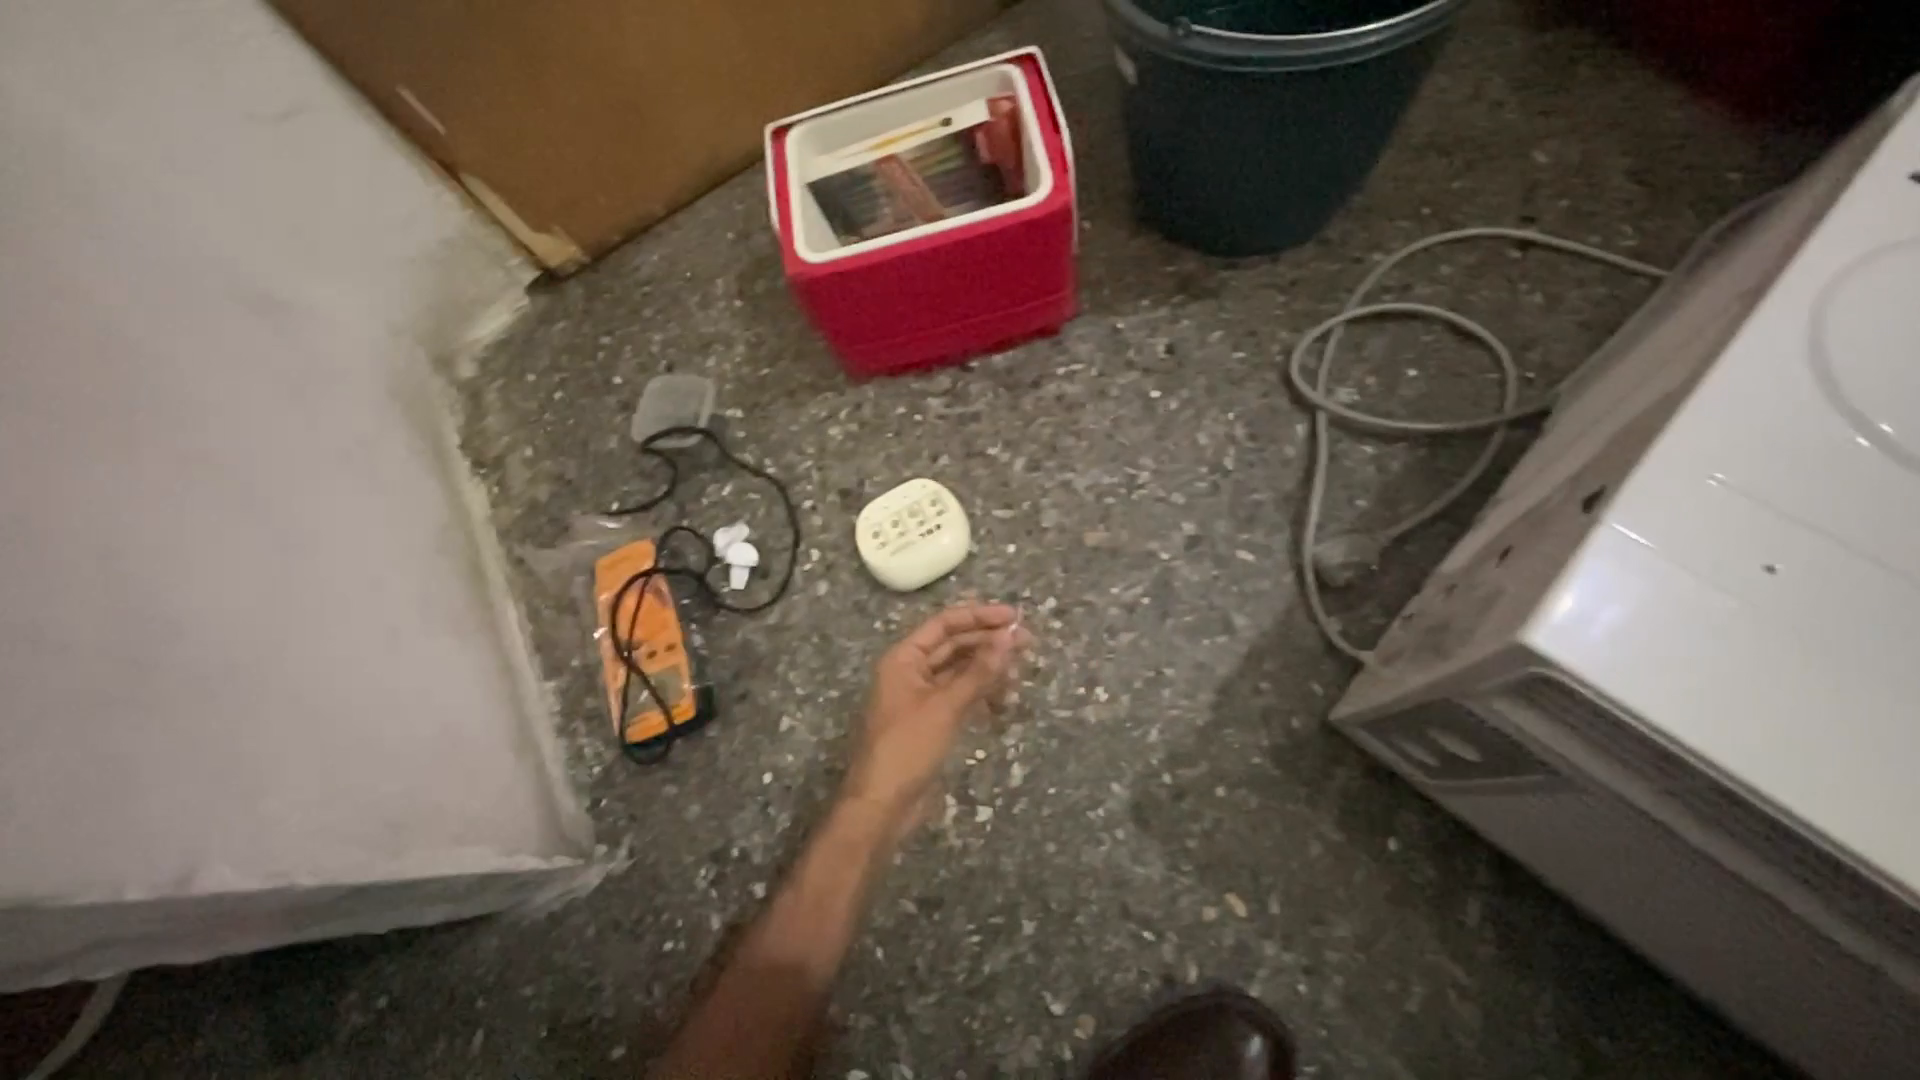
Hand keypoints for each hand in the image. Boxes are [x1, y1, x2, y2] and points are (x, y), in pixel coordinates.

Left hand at [840, 603, 1032, 838]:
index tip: (1014, 617)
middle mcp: (910, 672)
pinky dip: (980, 694)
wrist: (882, 805)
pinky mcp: (931, 723)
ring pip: (959, 672)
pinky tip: (1003, 699)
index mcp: (903, 659)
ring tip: (1020, 672)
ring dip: (987, 669)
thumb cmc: (907, 748)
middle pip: (953, 646)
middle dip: (988, 642)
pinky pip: (959, 697)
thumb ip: (979, 672)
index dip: (979, 616)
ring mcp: (920, 699)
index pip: (944, 625)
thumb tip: (1009, 638)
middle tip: (1027, 643)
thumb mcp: (945, 706)